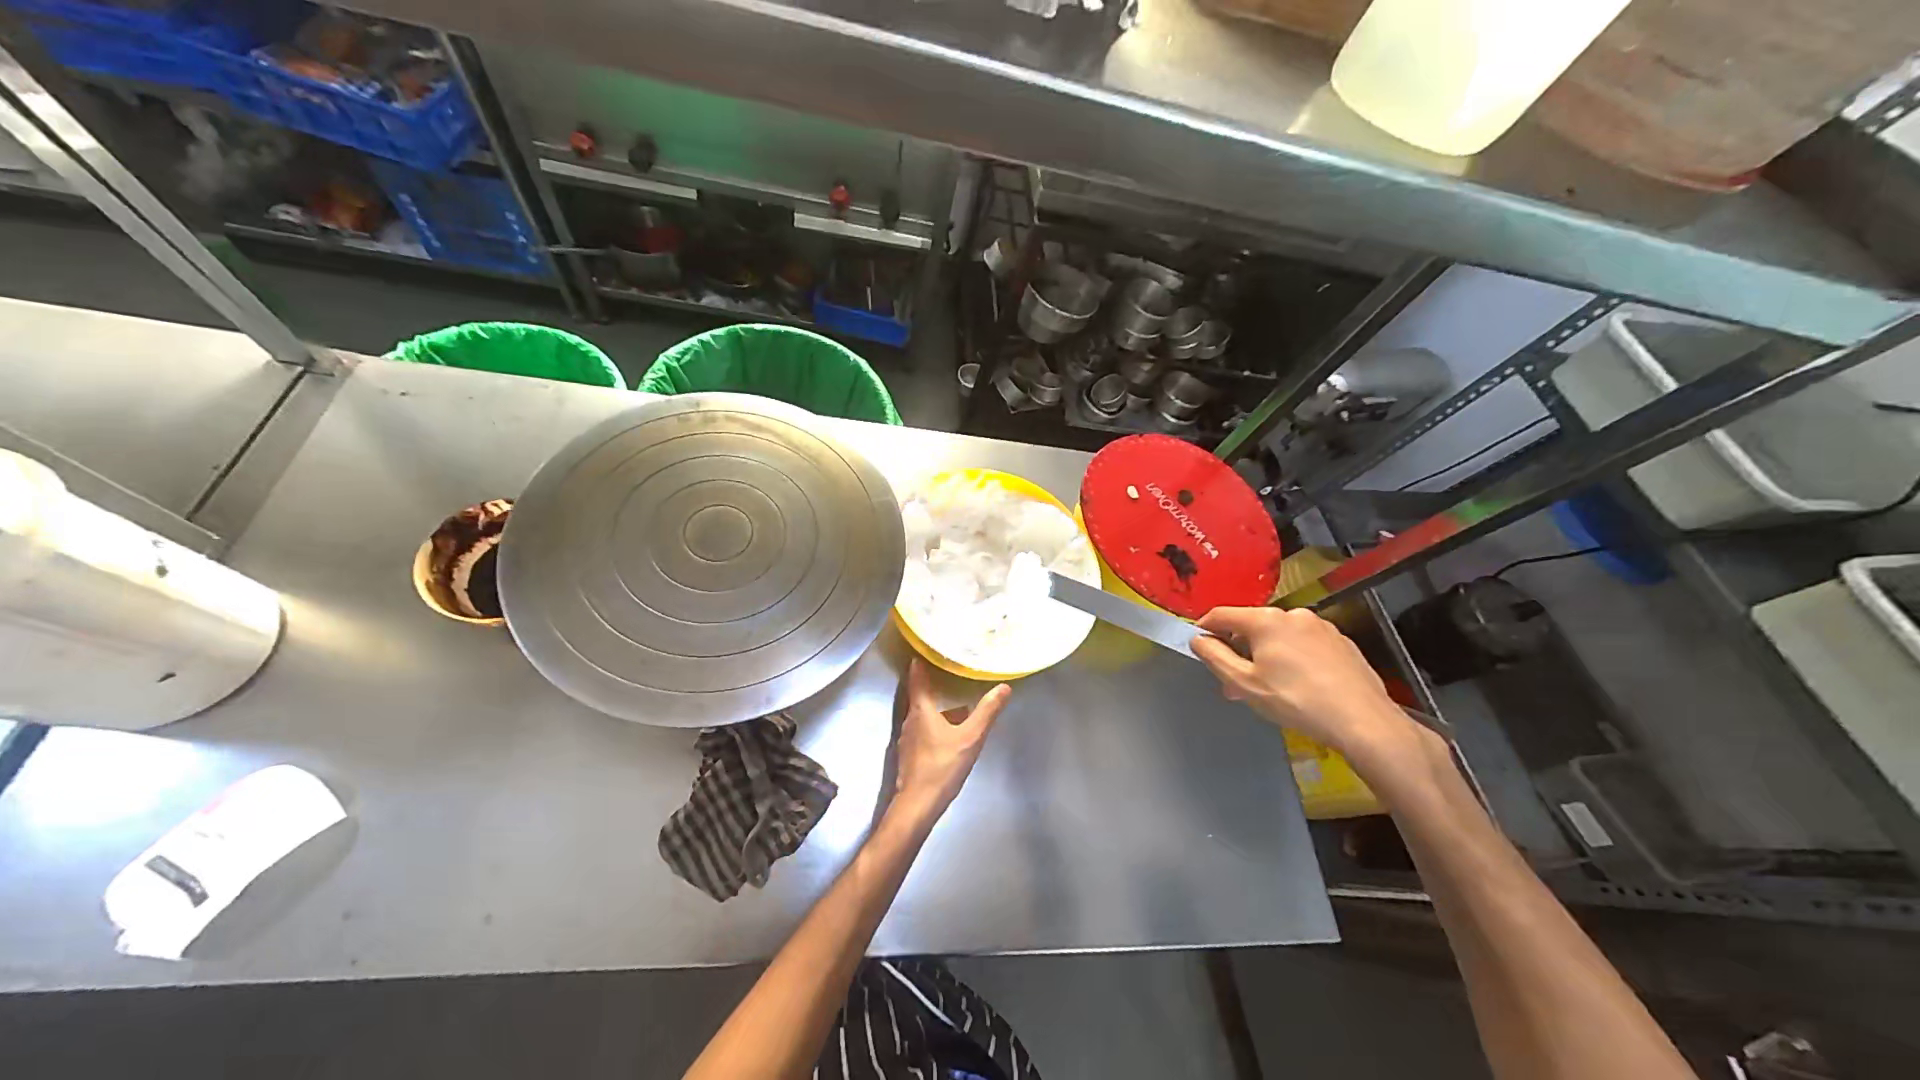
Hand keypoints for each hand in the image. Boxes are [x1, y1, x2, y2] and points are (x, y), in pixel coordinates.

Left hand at [893, 659, 1010, 817]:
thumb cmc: (942, 766)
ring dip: (934, 708)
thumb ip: (987, 712)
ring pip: (920, 715)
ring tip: (955, 705)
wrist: (917, 804)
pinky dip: (932, 725)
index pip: (917, 679)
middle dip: (930, 684)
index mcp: (920, 710)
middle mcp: (909, 720)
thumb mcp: (971, 737)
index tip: (926, 651)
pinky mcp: (909, 755)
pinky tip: (949, 734)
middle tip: (946, 673)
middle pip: (918, 696)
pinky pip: (921, 731)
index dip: (920, 664)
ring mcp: (907, 739)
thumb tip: (1004, 687)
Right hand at [1192, 606, 1421, 763]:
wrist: (1363, 721)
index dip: (1204, 629)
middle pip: (1252, 627)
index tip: (1197, 646)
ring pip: (1280, 637)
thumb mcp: (1244, 683)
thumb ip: (1214, 657)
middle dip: (1238, 652)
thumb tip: (1198, 639)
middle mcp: (1293, 615)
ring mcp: (1321, 627)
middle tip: (1234, 684)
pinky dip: (1293, 660)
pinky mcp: (1342, 642)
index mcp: (1266, 620)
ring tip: (1268, 690)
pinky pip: (1305, 645)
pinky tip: (1299, 687)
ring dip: (1266, 657)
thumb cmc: (1296, 701)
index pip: (1222, 615)